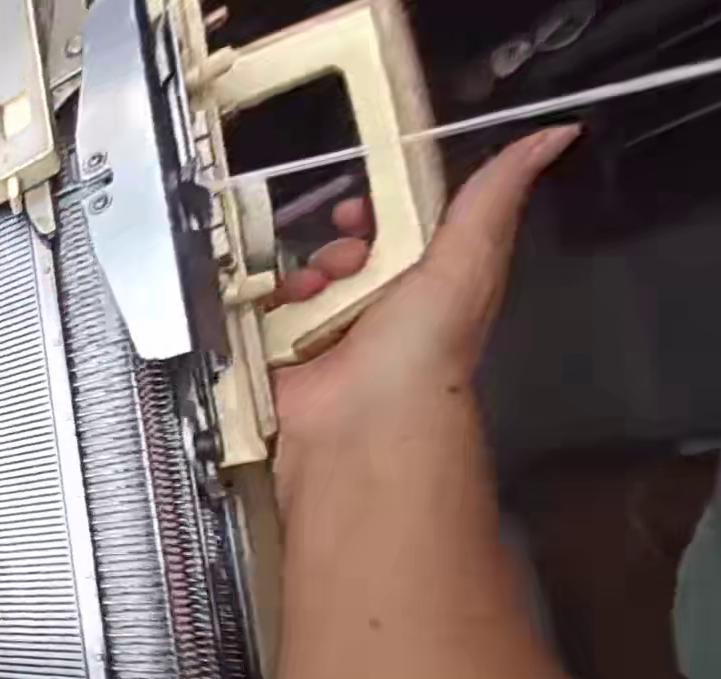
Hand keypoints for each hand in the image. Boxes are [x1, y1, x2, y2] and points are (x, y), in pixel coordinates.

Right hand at [271, 126, 580, 451]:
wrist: (359, 413)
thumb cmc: (420, 346)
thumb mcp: (464, 263)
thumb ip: (486, 204)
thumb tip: (550, 135)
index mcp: (417, 285)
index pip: (390, 237)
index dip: (373, 216)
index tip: (355, 209)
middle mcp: (367, 310)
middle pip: (336, 260)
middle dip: (331, 252)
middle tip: (338, 265)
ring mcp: (319, 336)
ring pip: (295, 289)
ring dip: (295, 281)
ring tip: (304, 294)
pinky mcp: (275, 357)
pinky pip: (258, 322)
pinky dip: (258, 312)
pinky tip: (271, 313)